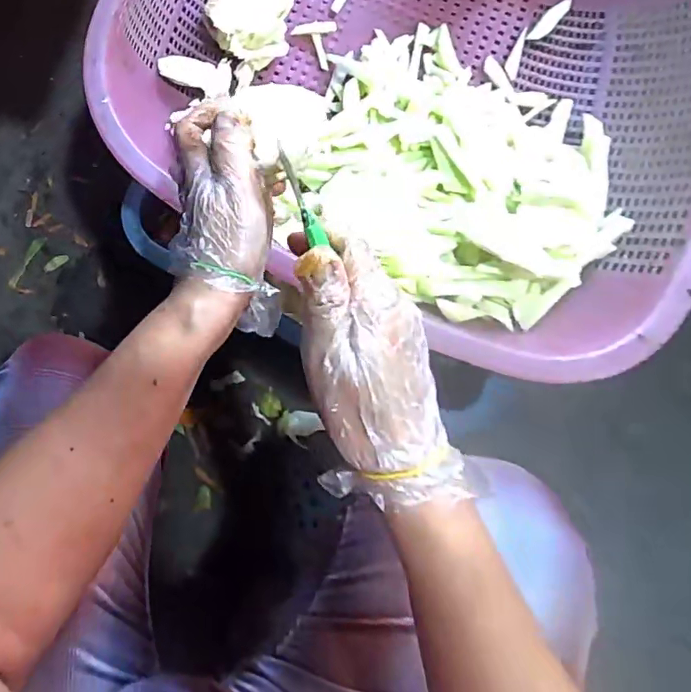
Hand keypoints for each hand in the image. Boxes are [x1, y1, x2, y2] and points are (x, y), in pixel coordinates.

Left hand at [169, 102, 277, 332]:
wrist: (220, 287)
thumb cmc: (232, 236)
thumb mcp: (237, 185)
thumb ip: (231, 146)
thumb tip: (229, 112)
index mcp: (196, 169)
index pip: (187, 126)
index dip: (207, 110)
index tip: (236, 108)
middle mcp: (195, 181)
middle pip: (205, 144)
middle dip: (231, 131)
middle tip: (259, 130)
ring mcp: (207, 201)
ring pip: (223, 166)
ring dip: (247, 157)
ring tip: (273, 158)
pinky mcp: (219, 218)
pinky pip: (235, 189)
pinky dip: (253, 182)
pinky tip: (275, 190)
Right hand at [292, 234, 466, 509]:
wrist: (401, 457)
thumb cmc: (355, 401)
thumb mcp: (328, 345)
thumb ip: (325, 294)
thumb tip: (318, 248)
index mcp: (378, 299)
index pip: (355, 244)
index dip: (323, 234)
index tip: (292, 239)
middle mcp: (396, 303)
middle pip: (359, 263)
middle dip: (324, 255)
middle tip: (288, 263)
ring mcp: (402, 323)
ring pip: (362, 285)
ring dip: (332, 279)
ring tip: (298, 289)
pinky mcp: (401, 342)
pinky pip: (369, 306)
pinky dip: (344, 300)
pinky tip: (325, 317)